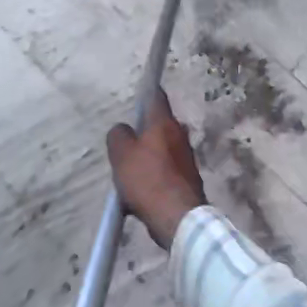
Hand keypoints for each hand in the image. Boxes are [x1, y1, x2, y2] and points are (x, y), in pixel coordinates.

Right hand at [107, 90, 207, 248]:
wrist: (178, 217)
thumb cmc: (148, 180)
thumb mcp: (122, 155)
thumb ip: (118, 136)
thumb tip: (123, 130)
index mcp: (165, 123)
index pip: (157, 97)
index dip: (149, 91)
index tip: (141, 90)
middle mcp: (180, 135)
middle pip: (159, 125)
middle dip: (144, 131)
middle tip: (125, 144)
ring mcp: (186, 157)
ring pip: (162, 148)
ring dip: (148, 156)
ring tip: (130, 173)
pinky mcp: (188, 177)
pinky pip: (166, 169)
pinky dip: (155, 174)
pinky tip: (142, 191)